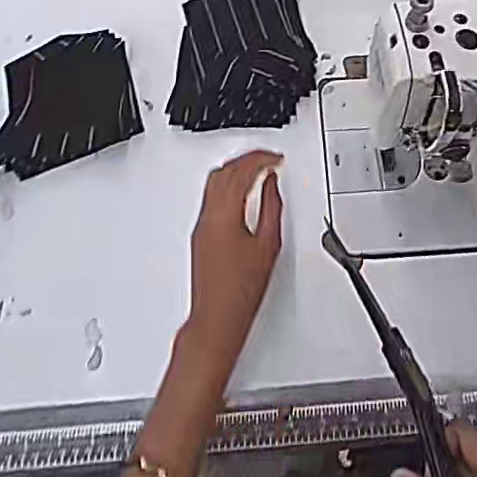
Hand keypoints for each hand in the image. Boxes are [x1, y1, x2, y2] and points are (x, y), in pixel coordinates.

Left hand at [185, 150, 282, 359]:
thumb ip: (272, 208)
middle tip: (268, 158)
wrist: (216, 318)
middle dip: (247, 159)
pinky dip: (228, 184)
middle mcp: (208, 215)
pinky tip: (242, 190)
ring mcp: (201, 223)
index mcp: (225, 214)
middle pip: (225, 171)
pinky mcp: (200, 232)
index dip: (261, 159)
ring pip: (215, 181)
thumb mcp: (268, 245)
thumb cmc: (241, 291)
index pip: (241, 172)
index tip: (276, 158)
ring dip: (236, 169)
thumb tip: (272, 185)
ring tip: (258, 169)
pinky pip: (212, 196)